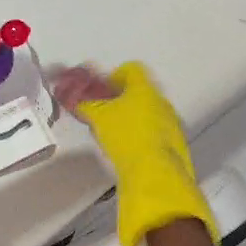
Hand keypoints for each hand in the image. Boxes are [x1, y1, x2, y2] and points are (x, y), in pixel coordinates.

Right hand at [53, 63, 213, 245]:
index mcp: (145, 89)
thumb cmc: (126, 136)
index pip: (130, 70)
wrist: (156, 174)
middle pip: (137, 92)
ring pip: (144, 114)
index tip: (97, 88)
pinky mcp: (171, 147)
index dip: (111, 76)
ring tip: (107, 132)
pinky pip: (150, 133)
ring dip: (126, 118)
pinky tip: (122, 149)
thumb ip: (85, 104)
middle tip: (98, 110)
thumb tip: (73, 97)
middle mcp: (161, 103)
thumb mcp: (98, 117)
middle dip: (116, 99)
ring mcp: (169, 125)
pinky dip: (135, 135)